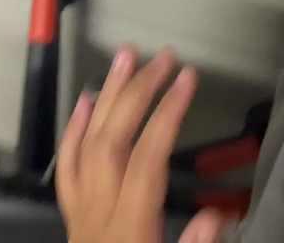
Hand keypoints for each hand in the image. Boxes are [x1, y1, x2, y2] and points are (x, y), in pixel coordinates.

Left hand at [57, 46, 226, 242]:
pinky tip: (84, 103)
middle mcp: (98, 220)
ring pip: (87, 148)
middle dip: (137, 93)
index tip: (190, 77)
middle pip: (112, 143)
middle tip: (164, 57)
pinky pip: (66, 173)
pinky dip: (73, 133)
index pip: (146, 160)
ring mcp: (81, 220)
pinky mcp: (74, 225)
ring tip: (124, 57)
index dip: (167, 114)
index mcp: (128, 233)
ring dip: (106, 98)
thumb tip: (217, 214)